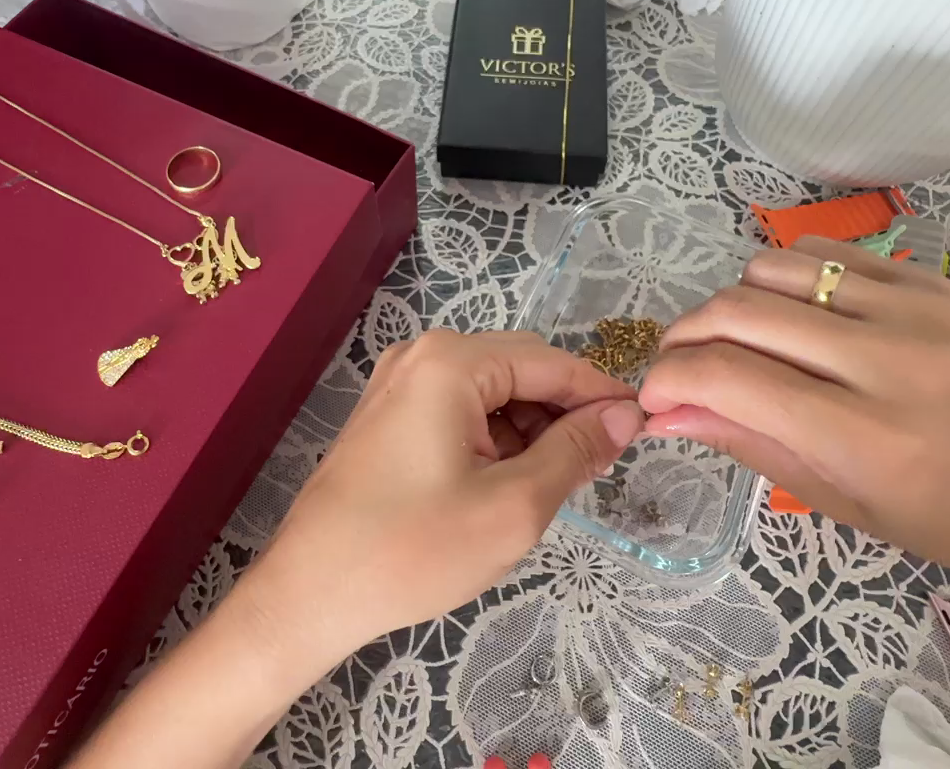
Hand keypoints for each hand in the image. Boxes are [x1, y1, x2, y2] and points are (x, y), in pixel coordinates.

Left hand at [241, 330, 642, 665]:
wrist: (309, 593)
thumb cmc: (413, 550)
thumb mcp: (513, 506)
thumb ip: (574, 451)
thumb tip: (623, 415)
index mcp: (451, 362)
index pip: (550, 362)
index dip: (599, 394)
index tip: (640, 430)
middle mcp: (422, 354)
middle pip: (519, 368)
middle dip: (563, 412)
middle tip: (598, 466)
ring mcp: (399, 381)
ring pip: (490, 389)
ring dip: (529, 426)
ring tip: (553, 481)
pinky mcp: (389, 412)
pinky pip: (459, 407)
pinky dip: (493, 435)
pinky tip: (505, 479)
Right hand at [637, 236, 949, 603]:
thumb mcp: (849, 506)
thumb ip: (750, 445)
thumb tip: (667, 412)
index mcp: (864, 436)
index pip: (723, 377)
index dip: (666, 380)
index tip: (655, 397)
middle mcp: (882, 358)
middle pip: (734, 310)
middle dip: (682, 337)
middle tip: (681, 368)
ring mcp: (911, 307)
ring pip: (769, 268)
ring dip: (732, 304)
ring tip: (745, 342)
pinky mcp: (930, 281)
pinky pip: (823, 253)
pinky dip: (786, 278)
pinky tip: (798, 315)